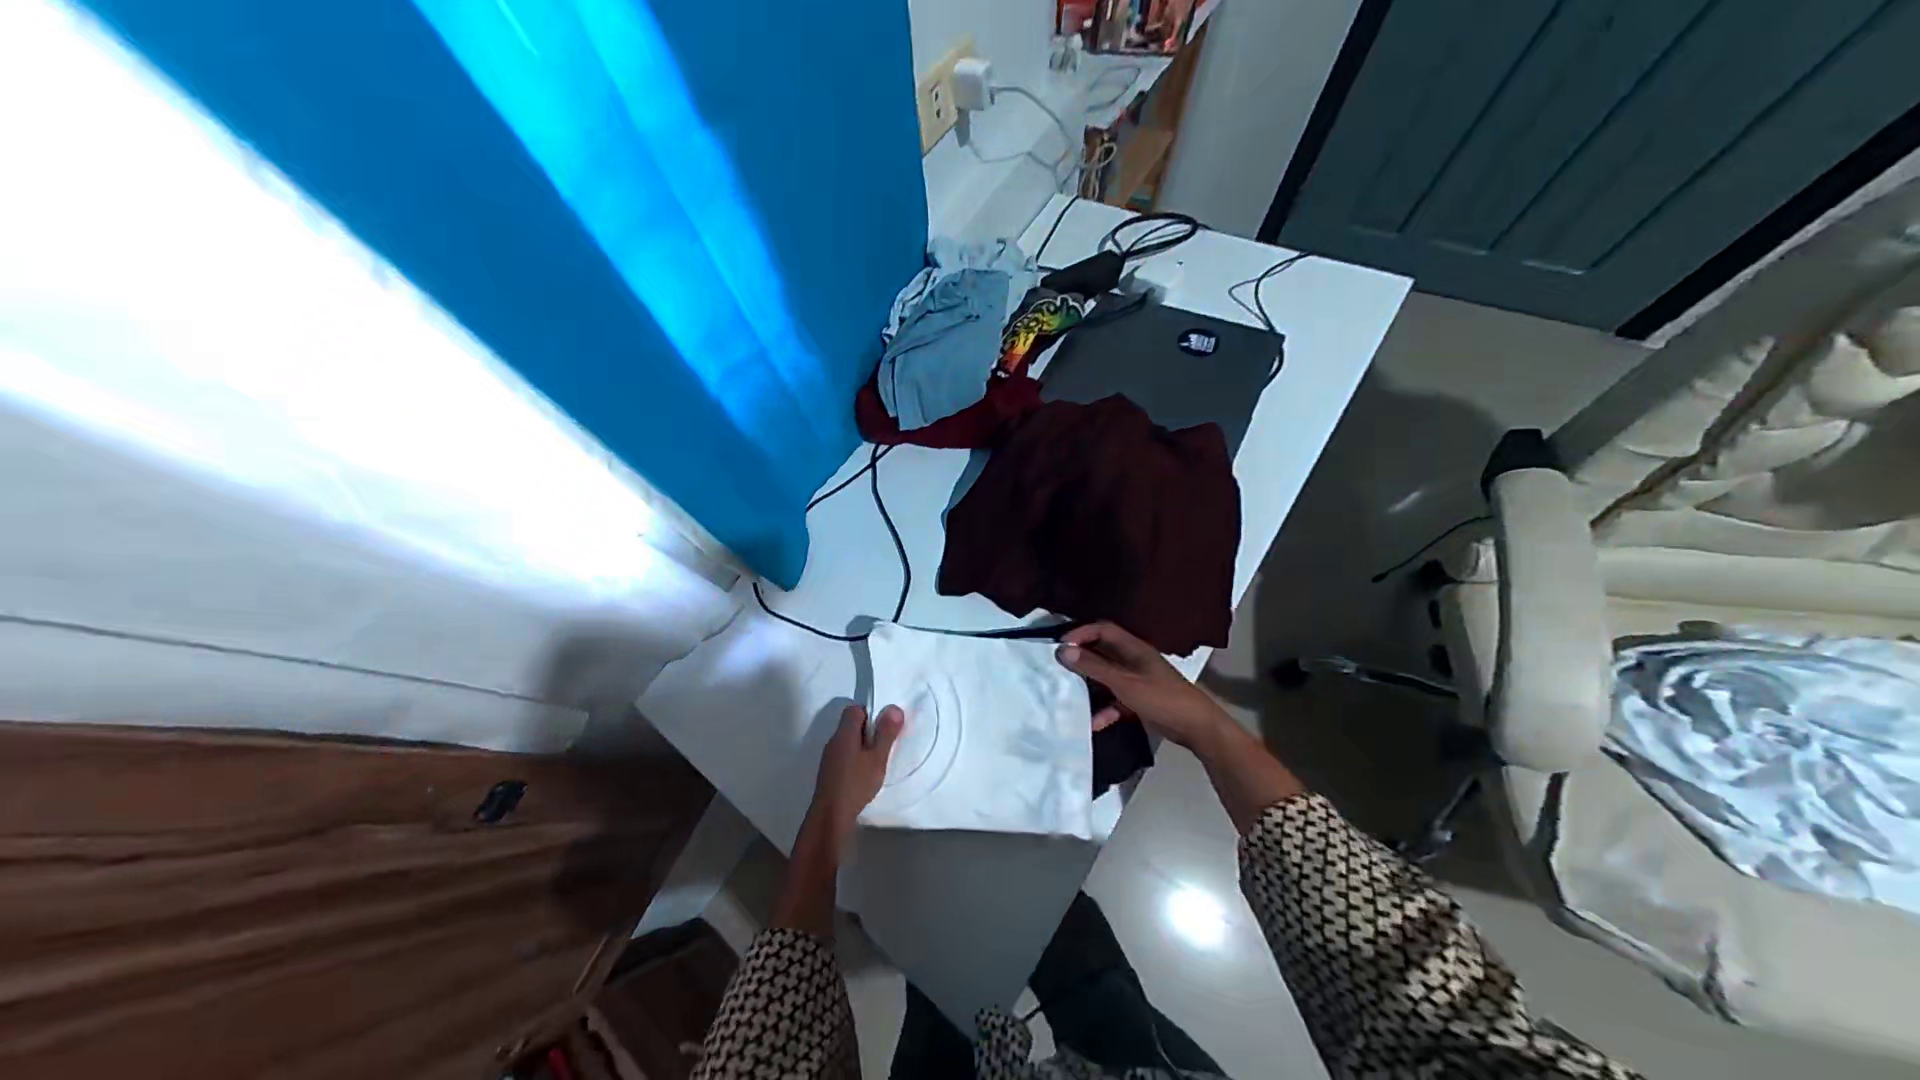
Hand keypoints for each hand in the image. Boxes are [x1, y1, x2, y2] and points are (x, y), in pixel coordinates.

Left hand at [805, 703, 904, 842]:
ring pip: (847, 741)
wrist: (831, 815)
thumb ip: (886, 733)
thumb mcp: (877, 758)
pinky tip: (864, 773)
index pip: (854, 709)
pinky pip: (844, 754)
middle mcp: (833, 740)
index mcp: (844, 732)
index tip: (884, 726)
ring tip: (877, 760)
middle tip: (884, 743)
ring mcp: (829, 756)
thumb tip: (893, 708)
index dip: (870, 712)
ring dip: (862, 745)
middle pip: (850, 724)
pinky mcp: (828, 771)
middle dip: (868, 730)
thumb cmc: (856, 783)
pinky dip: (855, 758)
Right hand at [1055, 621, 1231, 749]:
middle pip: (1102, 653)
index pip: (1103, 630)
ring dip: (1090, 686)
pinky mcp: (1139, 701)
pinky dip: (1104, 710)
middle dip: (1081, 659)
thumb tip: (1064, 650)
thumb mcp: (1124, 683)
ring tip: (1068, 694)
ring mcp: (1137, 681)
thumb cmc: (1162, 698)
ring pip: (1107, 678)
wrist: (1197, 728)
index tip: (1061, 646)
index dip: (1081, 633)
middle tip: (1058, 668)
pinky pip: (1115, 701)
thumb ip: (1094, 667)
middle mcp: (1134, 660)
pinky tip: (1093, 723)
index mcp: (1134, 648)